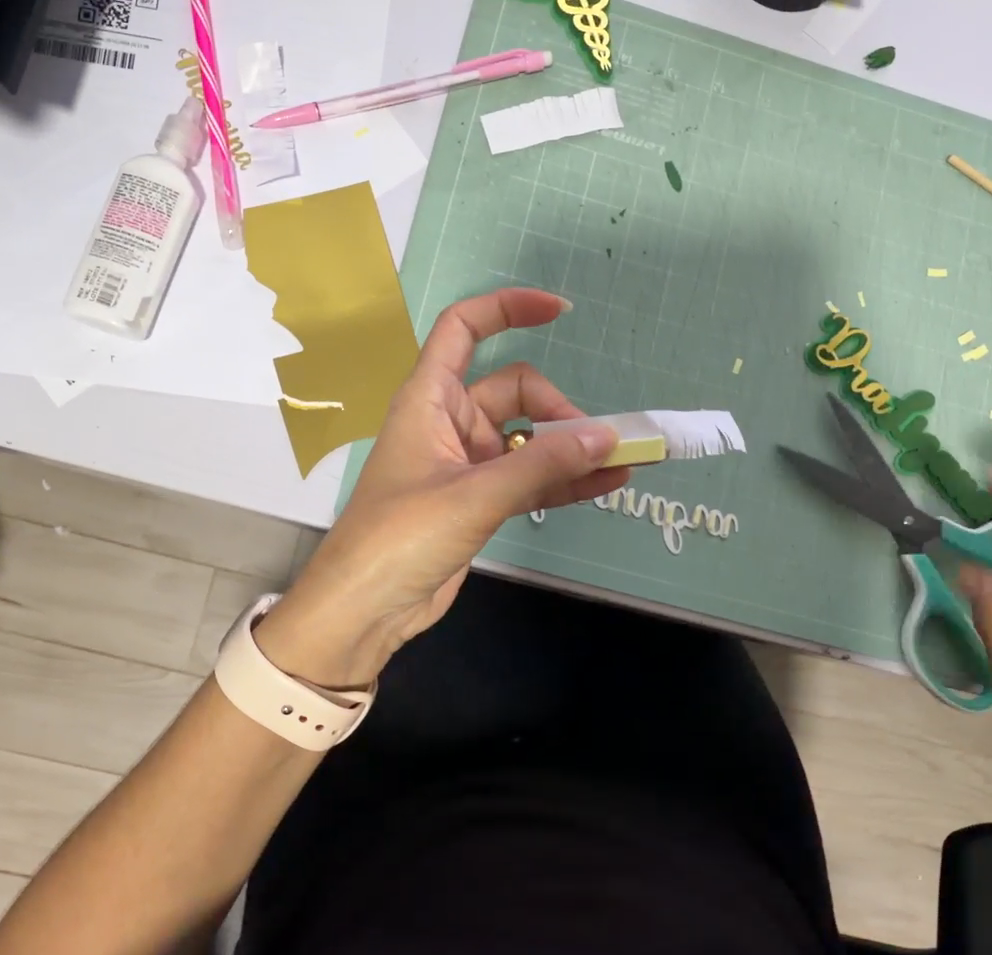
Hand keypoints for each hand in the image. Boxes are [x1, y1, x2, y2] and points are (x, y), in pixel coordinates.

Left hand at [256, 288, 627, 689]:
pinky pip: (528, 480)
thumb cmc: (400, 538)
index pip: (463, 329)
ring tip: (625, 458)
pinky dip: (563, 481)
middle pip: (514, 392)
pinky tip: (606, 484)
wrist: (366, 607)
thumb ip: (541, 466)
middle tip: (600, 445)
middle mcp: (448, 424)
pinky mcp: (478, 503)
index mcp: (428, 400)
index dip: (506, 309)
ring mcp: (465, 466)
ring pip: (527, 441)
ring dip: (570, 448)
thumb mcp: (473, 496)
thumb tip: (605, 439)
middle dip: (558, 412)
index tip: (558, 311)